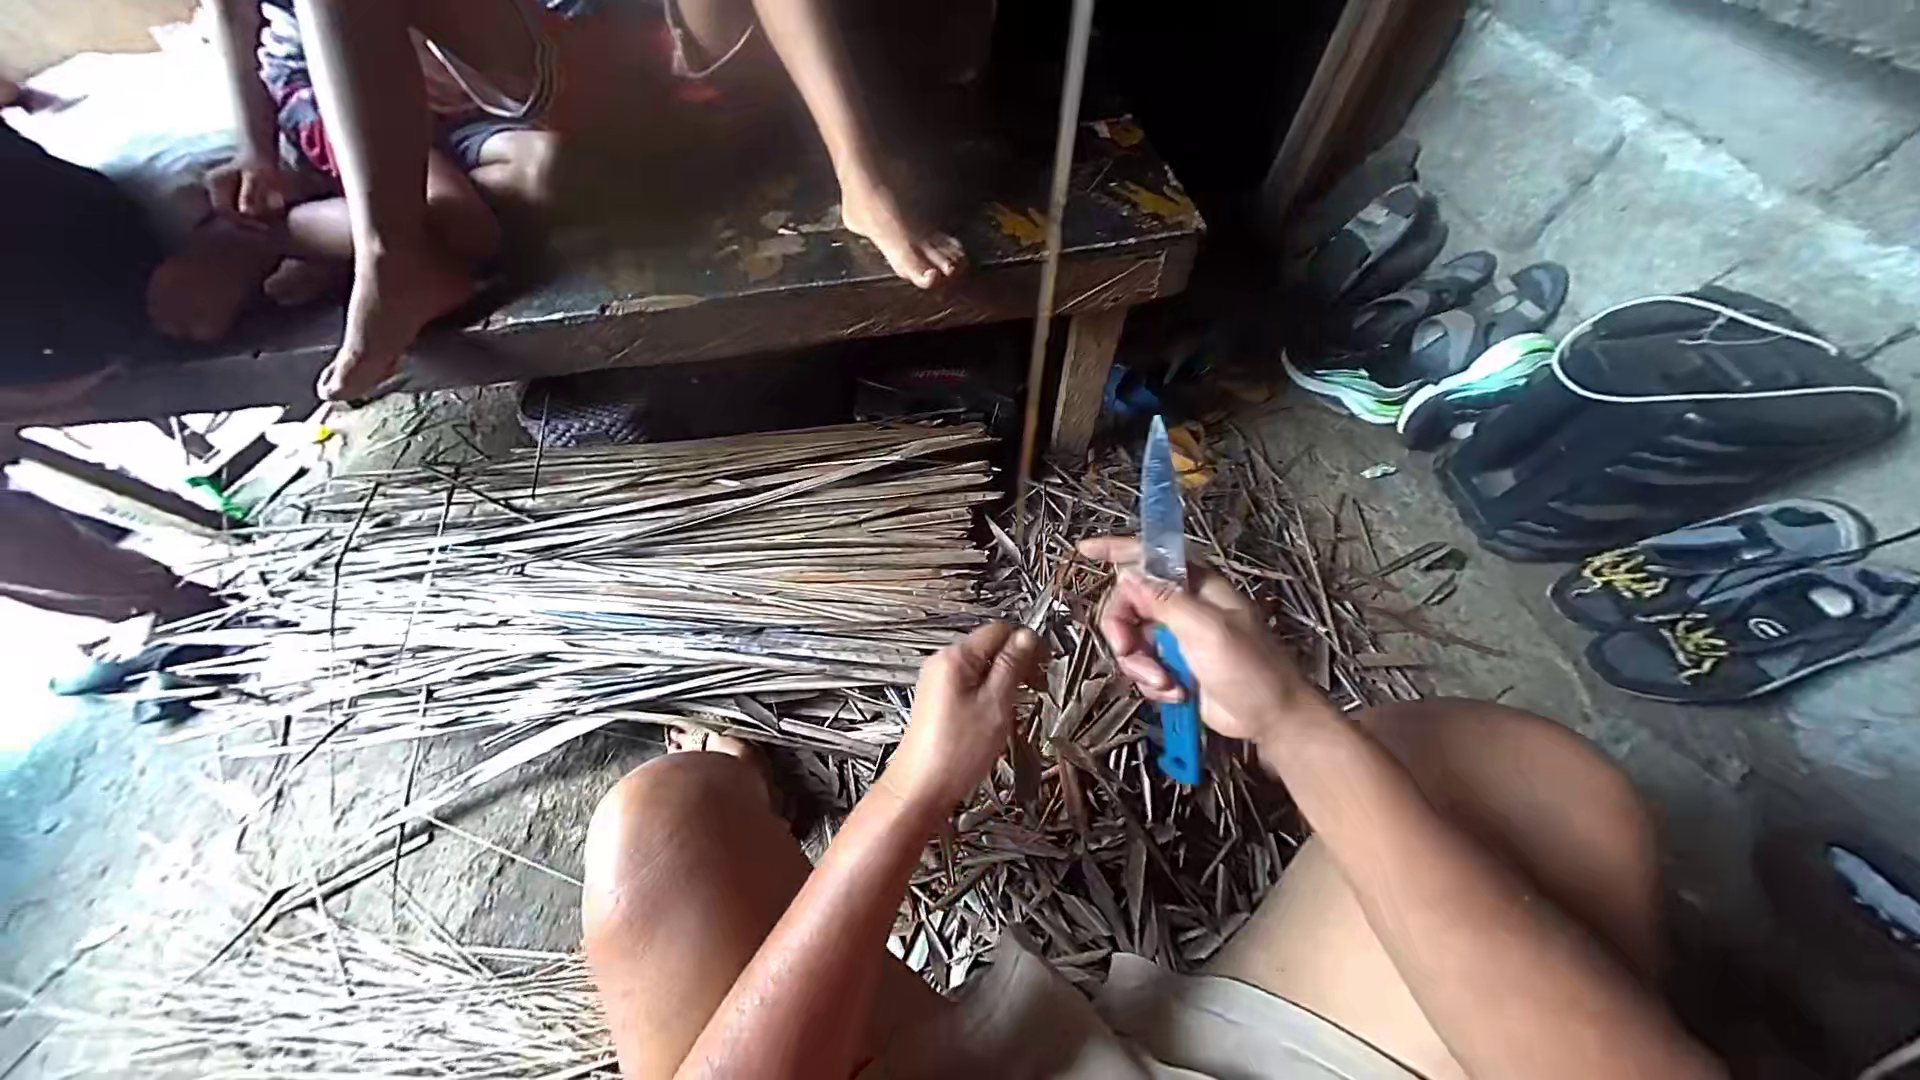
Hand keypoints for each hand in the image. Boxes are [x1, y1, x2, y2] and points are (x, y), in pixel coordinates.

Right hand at [205, 156, 291, 224]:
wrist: (258, 154)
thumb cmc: (259, 166)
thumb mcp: (257, 180)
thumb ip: (250, 195)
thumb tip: (245, 213)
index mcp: (216, 183)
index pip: (224, 211)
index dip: (244, 223)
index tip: (265, 227)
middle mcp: (213, 186)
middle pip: (227, 214)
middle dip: (248, 223)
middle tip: (269, 227)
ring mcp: (219, 189)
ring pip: (234, 213)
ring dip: (251, 220)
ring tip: (270, 222)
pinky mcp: (229, 192)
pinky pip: (239, 210)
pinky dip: (253, 216)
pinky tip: (267, 216)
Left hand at [878, 622, 1043, 815]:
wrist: (920, 790)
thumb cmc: (954, 752)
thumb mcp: (996, 704)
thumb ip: (1012, 666)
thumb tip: (1027, 637)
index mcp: (955, 657)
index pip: (999, 630)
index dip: (1027, 643)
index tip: (1044, 663)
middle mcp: (942, 663)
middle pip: (990, 647)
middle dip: (1017, 663)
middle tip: (1037, 687)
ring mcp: (938, 682)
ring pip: (982, 668)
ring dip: (1005, 681)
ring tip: (1017, 708)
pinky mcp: (939, 701)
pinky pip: (971, 686)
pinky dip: (990, 695)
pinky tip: (998, 718)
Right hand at [1080, 535, 1323, 743]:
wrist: (1270, 720)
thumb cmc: (1253, 671)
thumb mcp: (1208, 630)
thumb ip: (1165, 602)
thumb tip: (1127, 575)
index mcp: (1195, 586)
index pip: (1149, 555)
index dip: (1116, 549)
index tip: (1086, 550)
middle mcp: (1181, 605)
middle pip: (1126, 602)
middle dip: (1122, 630)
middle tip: (1128, 650)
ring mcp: (1174, 635)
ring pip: (1128, 636)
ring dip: (1139, 663)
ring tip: (1164, 682)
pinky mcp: (1170, 663)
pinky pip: (1139, 663)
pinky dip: (1149, 681)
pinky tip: (1173, 691)